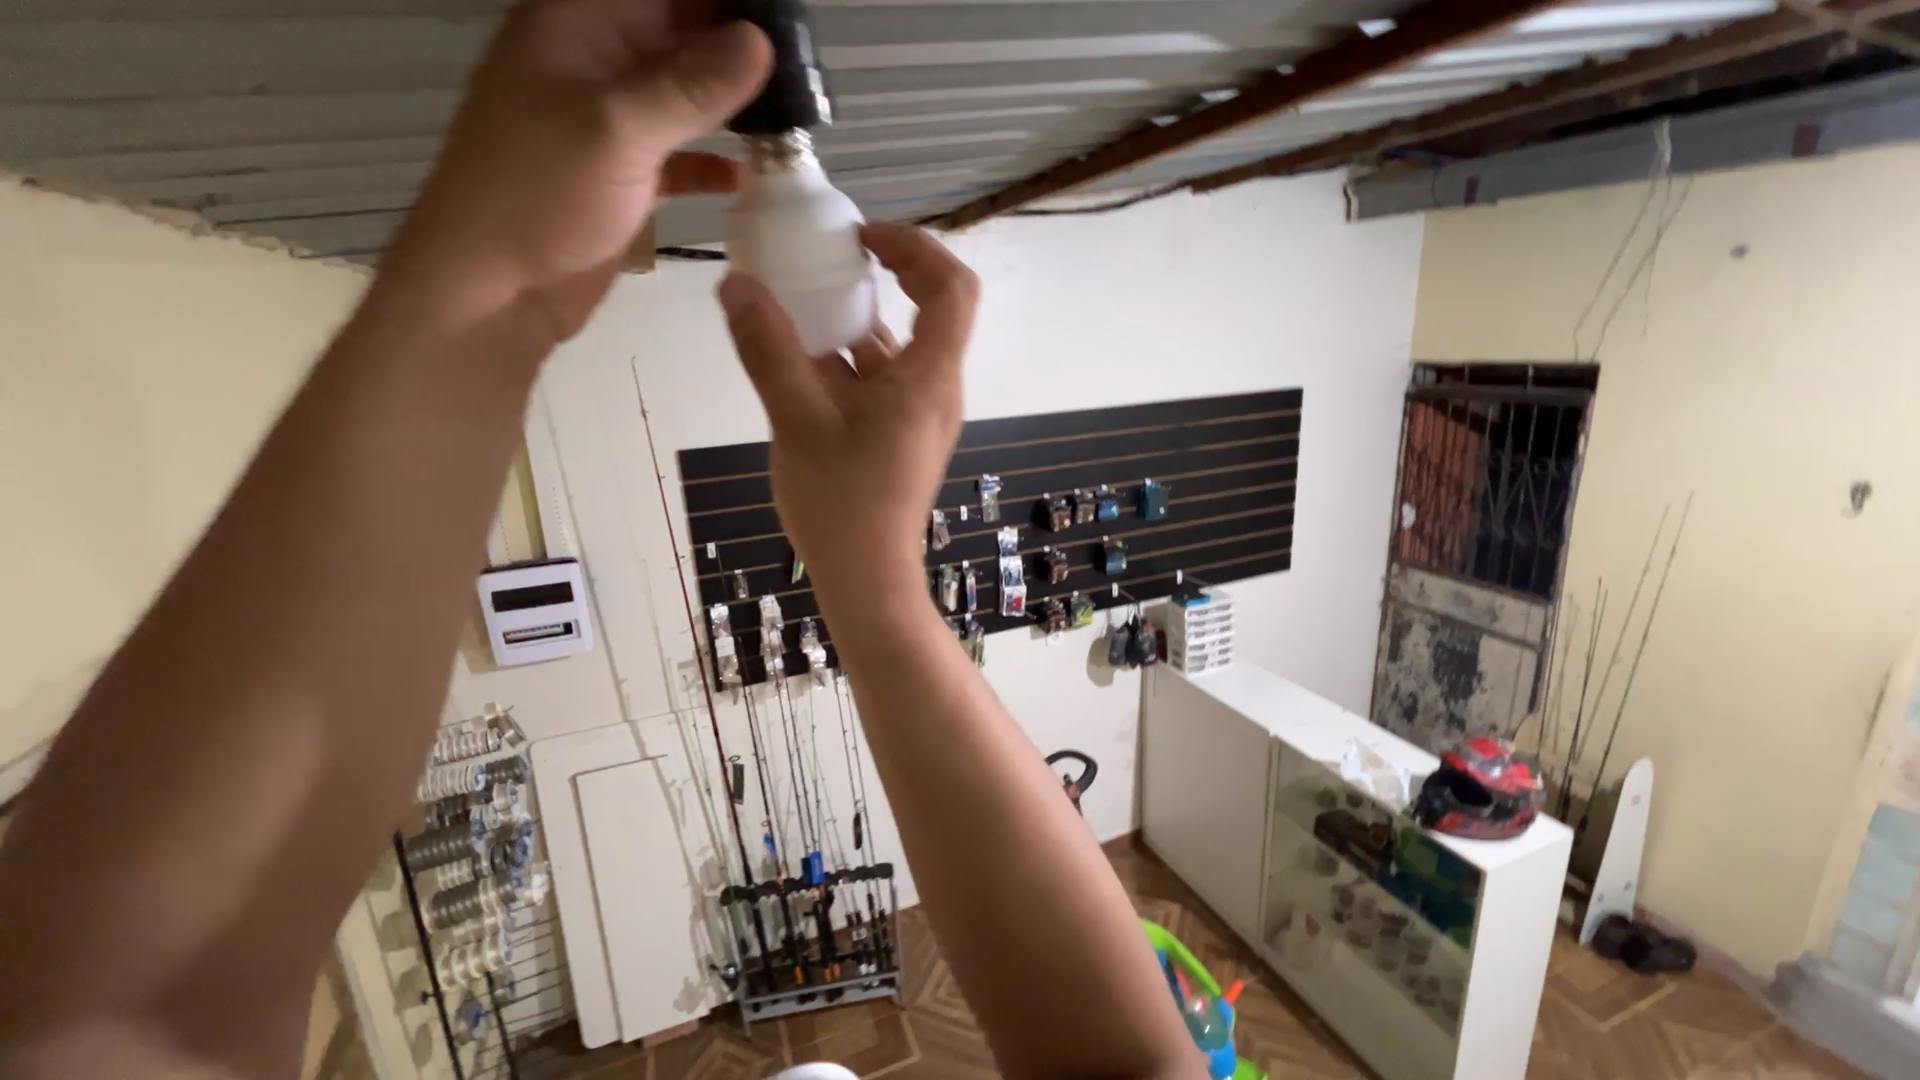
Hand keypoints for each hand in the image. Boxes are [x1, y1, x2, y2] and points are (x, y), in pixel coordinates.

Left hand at [385, 0, 772, 337]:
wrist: (493, 288)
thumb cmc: (539, 195)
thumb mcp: (617, 129)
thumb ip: (691, 85)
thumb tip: (761, 42)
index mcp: (577, 28)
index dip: (721, 3)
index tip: (782, 18)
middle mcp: (595, 65)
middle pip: (677, 38)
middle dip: (736, 51)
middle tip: (801, 71)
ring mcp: (609, 125)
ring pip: (683, 99)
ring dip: (731, 108)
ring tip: (791, 117)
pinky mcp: (624, 177)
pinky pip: (678, 158)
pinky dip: (710, 165)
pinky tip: (748, 177)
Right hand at [722, 224, 980, 606]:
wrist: (866, 578)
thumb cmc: (842, 504)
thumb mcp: (798, 421)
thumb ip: (768, 351)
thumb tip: (735, 287)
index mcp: (929, 379)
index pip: (951, 288)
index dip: (915, 247)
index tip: (863, 237)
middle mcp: (933, 389)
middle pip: (926, 310)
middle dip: (880, 275)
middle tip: (828, 255)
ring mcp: (917, 414)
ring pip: (894, 348)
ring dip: (852, 319)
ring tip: (799, 297)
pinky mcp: (897, 434)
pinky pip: (877, 380)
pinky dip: (843, 359)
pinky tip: (796, 356)